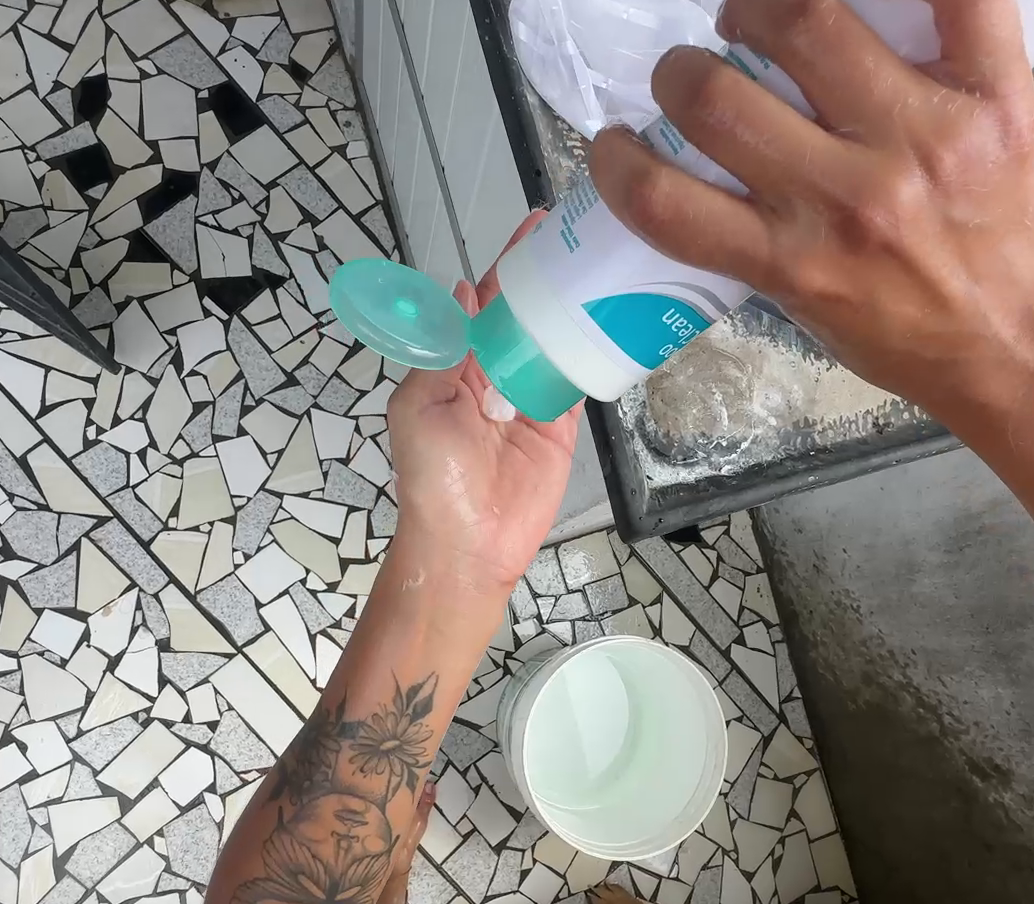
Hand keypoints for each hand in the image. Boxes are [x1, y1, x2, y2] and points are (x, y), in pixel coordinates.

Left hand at [385, 212, 581, 598]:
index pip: (485, 306)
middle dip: (548, 279)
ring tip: (605, 267)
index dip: (507, 268)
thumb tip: (462, 289)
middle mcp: (496, 377)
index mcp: (456, 368)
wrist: (470, 544)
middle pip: (526, 318)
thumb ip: (441, 350)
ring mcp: (532, 400)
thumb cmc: (436, 476)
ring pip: (555, 344)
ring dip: (574, 309)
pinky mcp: (562, 427)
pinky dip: (593, 353)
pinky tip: (614, 319)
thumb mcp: (419, 406)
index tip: (535, 229)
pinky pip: (578, 382)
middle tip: (583, 239)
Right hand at [588, 0, 1033, 428]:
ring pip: (809, 22)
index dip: (616, 165)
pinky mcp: (993, 95)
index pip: (666, 205)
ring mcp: (922, 137)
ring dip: (756, 8)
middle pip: (719, 101)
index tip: (611, 145)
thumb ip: (750, 243)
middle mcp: (846, 198)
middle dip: (679, 75)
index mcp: (791, 263)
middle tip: (689, 77)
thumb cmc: (896, 339)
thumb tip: (707, 171)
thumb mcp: (800, 311)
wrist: (1010, 347)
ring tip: (754, 17)